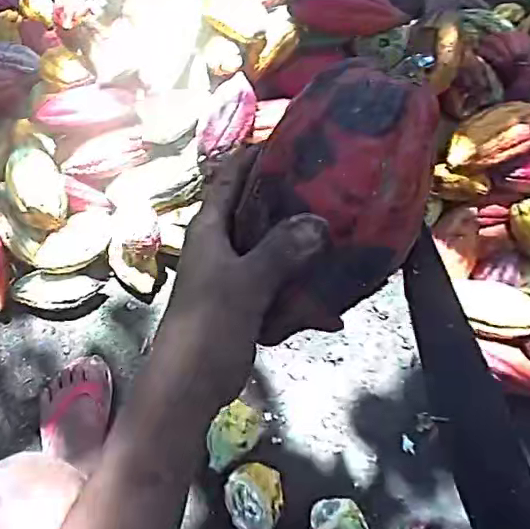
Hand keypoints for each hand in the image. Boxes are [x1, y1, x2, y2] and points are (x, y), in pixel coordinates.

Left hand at [171, 148, 335, 347]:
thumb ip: (280, 251)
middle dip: (287, 201)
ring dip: (299, 248)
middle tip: (330, 190)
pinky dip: (299, 292)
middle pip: (253, 211)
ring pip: (269, 250)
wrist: (188, 386)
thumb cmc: (208, 325)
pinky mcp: (241, 303)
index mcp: (209, 229)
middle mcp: (218, 245)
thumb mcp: (246, 284)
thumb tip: (317, 220)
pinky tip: (332, 307)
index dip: (250, 157)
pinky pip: (276, 286)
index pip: (226, 179)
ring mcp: (229, 274)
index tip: (286, 142)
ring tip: (341, 240)